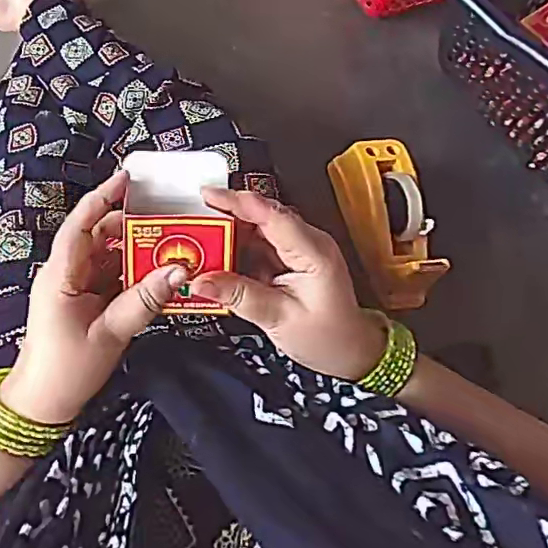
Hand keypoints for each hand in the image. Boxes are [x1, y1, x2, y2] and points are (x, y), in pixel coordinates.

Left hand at [2, 172, 184, 423]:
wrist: (42, 405)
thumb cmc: (65, 369)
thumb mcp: (110, 333)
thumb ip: (145, 300)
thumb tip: (178, 271)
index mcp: (61, 275)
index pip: (81, 225)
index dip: (102, 198)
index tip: (127, 179)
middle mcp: (66, 273)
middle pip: (98, 235)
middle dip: (128, 223)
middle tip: (163, 216)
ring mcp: (74, 286)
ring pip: (107, 255)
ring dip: (134, 249)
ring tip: (167, 242)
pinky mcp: (84, 300)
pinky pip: (111, 275)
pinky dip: (132, 271)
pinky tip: (156, 272)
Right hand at [190, 188, 386, 380]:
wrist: (352, 351)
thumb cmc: (328, 338)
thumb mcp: (278, 319)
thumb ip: (238, 296)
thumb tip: (201, 281)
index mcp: (313, 252)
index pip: (272, 215)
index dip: (238, 201)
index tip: (208, 195)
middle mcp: (308, 241)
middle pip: (262, 215)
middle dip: (226, 213)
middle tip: (194, 219)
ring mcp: (300, 246)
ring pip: (258, 227)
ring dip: (229, 231)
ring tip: (200, 239)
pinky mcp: (291, 255)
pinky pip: (259, 242)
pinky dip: (238, 246)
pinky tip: (219, 256)